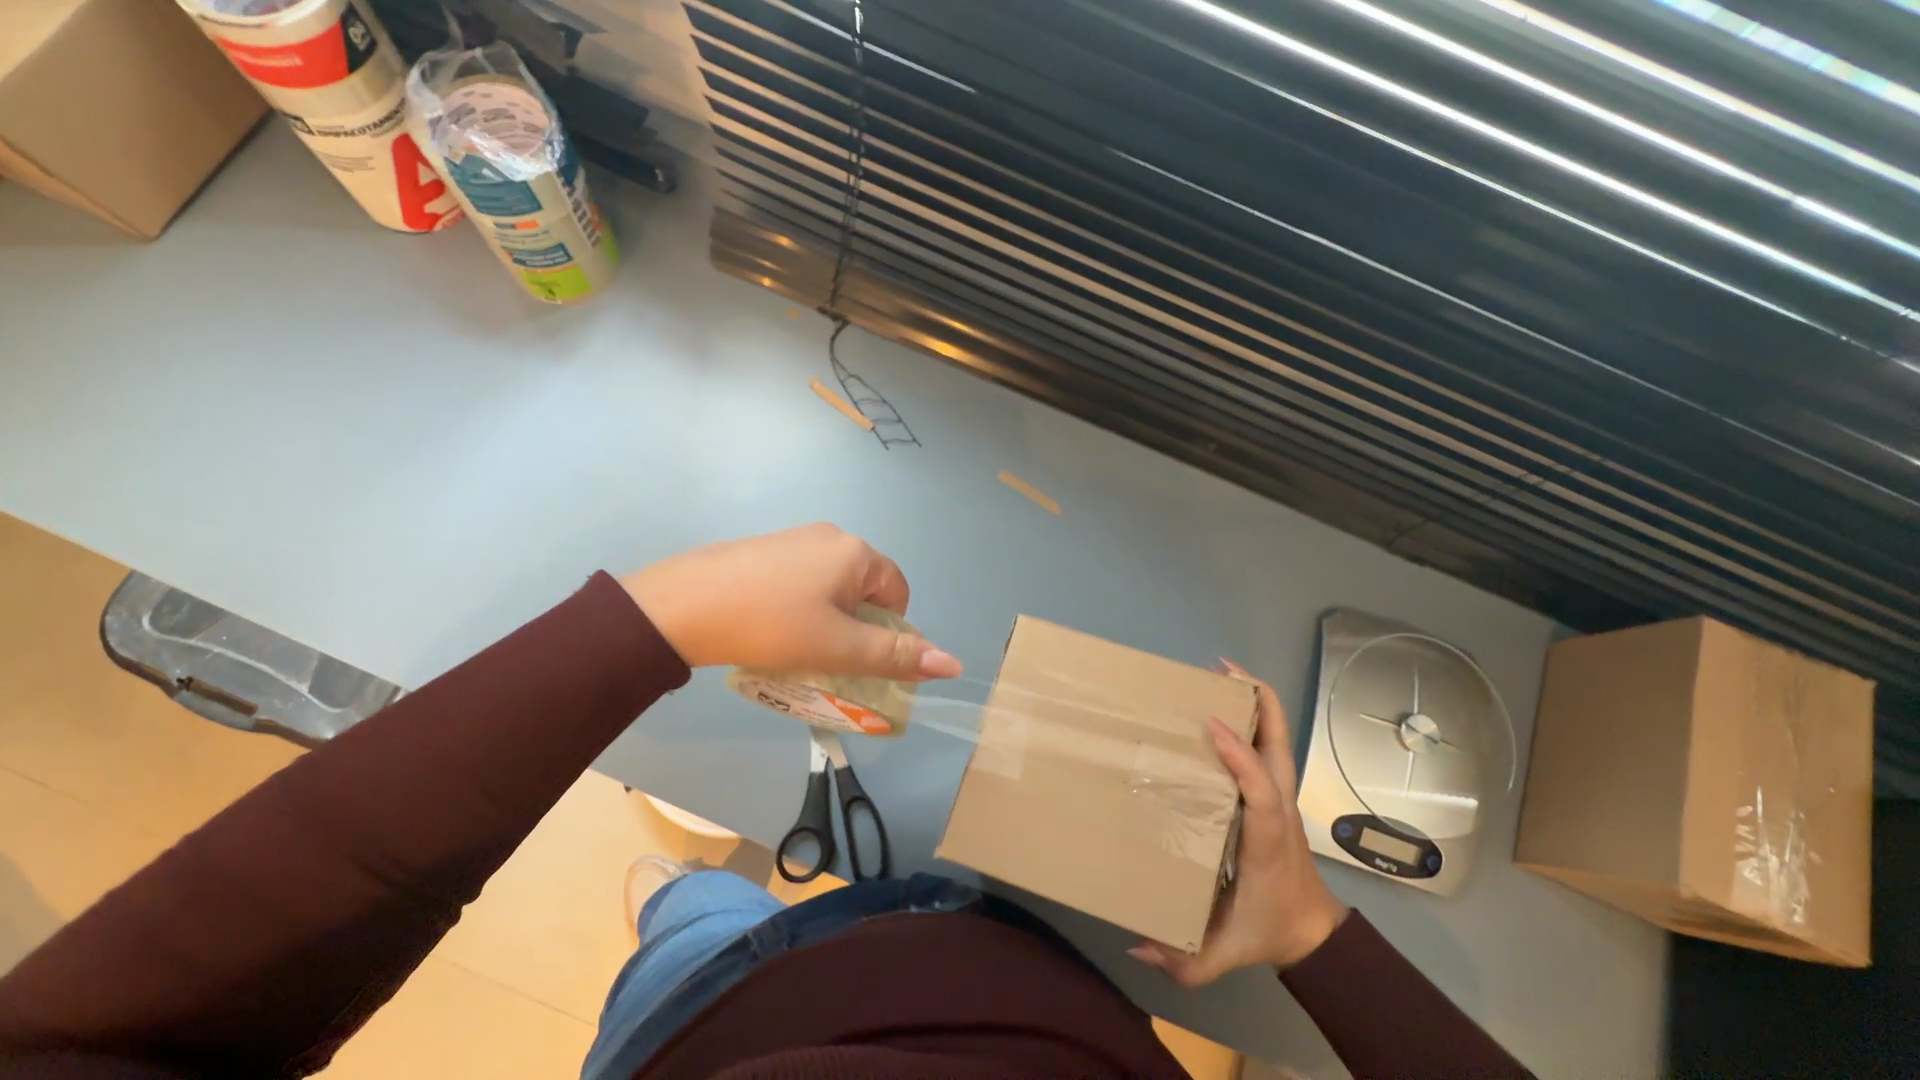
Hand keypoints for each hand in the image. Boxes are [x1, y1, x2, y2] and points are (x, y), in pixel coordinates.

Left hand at [620, 523, 963, 679]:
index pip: (898, 593)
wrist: (682, 606)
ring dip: (827, 620)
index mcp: (856, 552)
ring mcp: (793, 539)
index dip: (890, 632)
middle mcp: (830, 536)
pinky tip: (770, 630)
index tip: (860, 660)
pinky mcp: (762, 550)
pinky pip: (800, 581)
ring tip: (797, 649)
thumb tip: (953, 663)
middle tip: (829, 659)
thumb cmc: (771, 625)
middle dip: (856, 627)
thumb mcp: (838, 648)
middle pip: (865, 588)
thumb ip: (895, 656)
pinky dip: (798, 608)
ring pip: (831, 587)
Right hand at [1129, 660, 1346, 983]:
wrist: (1314, 933)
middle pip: (1281, 747)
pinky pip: (1268, 751)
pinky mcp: (1276, 798)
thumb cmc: (1268, 932)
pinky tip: (1223, 710)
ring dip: (1258, 704)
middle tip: (1224, 670)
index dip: (1242, 757)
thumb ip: (1182, 959)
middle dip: (1259, 702)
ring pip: (1278, 741)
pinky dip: (1252, 722)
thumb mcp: (1224, 953)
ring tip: (1223, 675)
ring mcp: (1282, 800)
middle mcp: (1278, 810)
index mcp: (1267, 840)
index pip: (1263, 792)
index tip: (1213, 724)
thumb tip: (1136, 942)